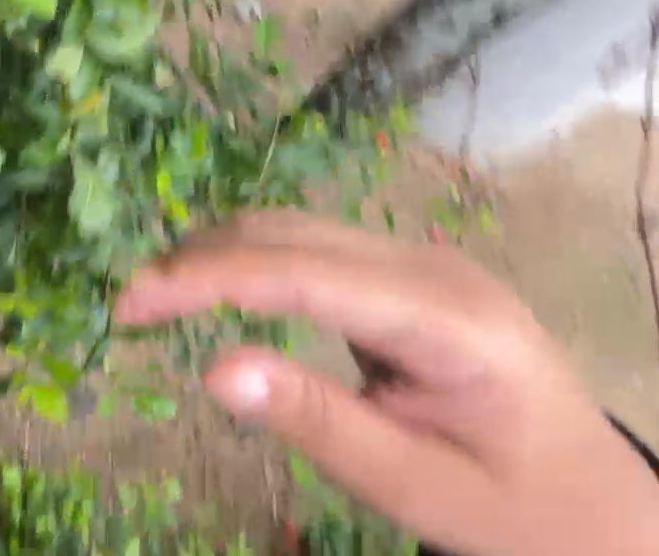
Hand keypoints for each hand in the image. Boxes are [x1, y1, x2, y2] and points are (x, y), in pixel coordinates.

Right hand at [114, 211, 658, 555]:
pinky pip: (298, 243)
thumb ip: (320, 425)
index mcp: (450, 318)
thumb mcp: (423, 490)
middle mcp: (428, 266)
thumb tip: (213, 371)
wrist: (608, 509)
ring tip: (157, 296)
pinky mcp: (395, 268)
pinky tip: (209, 285)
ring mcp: (414, 259)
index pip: (300, 273)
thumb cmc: (520, 511)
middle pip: (284, 235)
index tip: (130, 303)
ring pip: (283, 227)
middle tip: (130, 306)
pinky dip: (237, 257)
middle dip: (194, 261)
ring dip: (209, 253)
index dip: (205, 279)